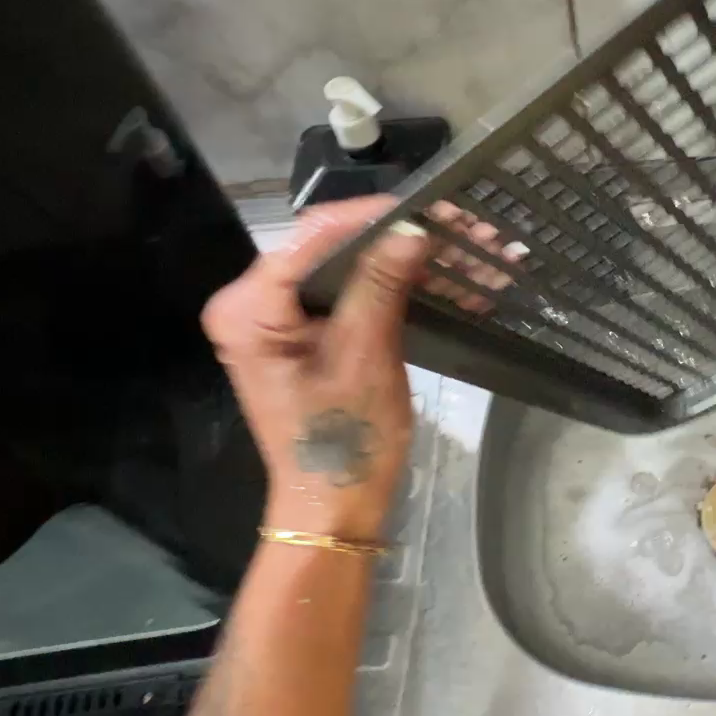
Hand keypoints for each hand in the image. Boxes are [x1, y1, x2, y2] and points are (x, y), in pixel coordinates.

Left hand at [201, 196, 428, 540]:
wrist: (334, 508)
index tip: (430, 207)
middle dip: (399, 241)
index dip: (374, 216)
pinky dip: (394, 294)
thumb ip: (381, 284)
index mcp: (250, 308)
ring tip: (466, 257)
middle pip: (331, 252)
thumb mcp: (365, 357)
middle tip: (460, 233)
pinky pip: (350, 301)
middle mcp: (253, 305)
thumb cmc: (344, 442)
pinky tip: (441, 284)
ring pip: (348, 275)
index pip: (312, 236)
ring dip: (406, 267)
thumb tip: (411, 227)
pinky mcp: (305, 340)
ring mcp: (279, 323)